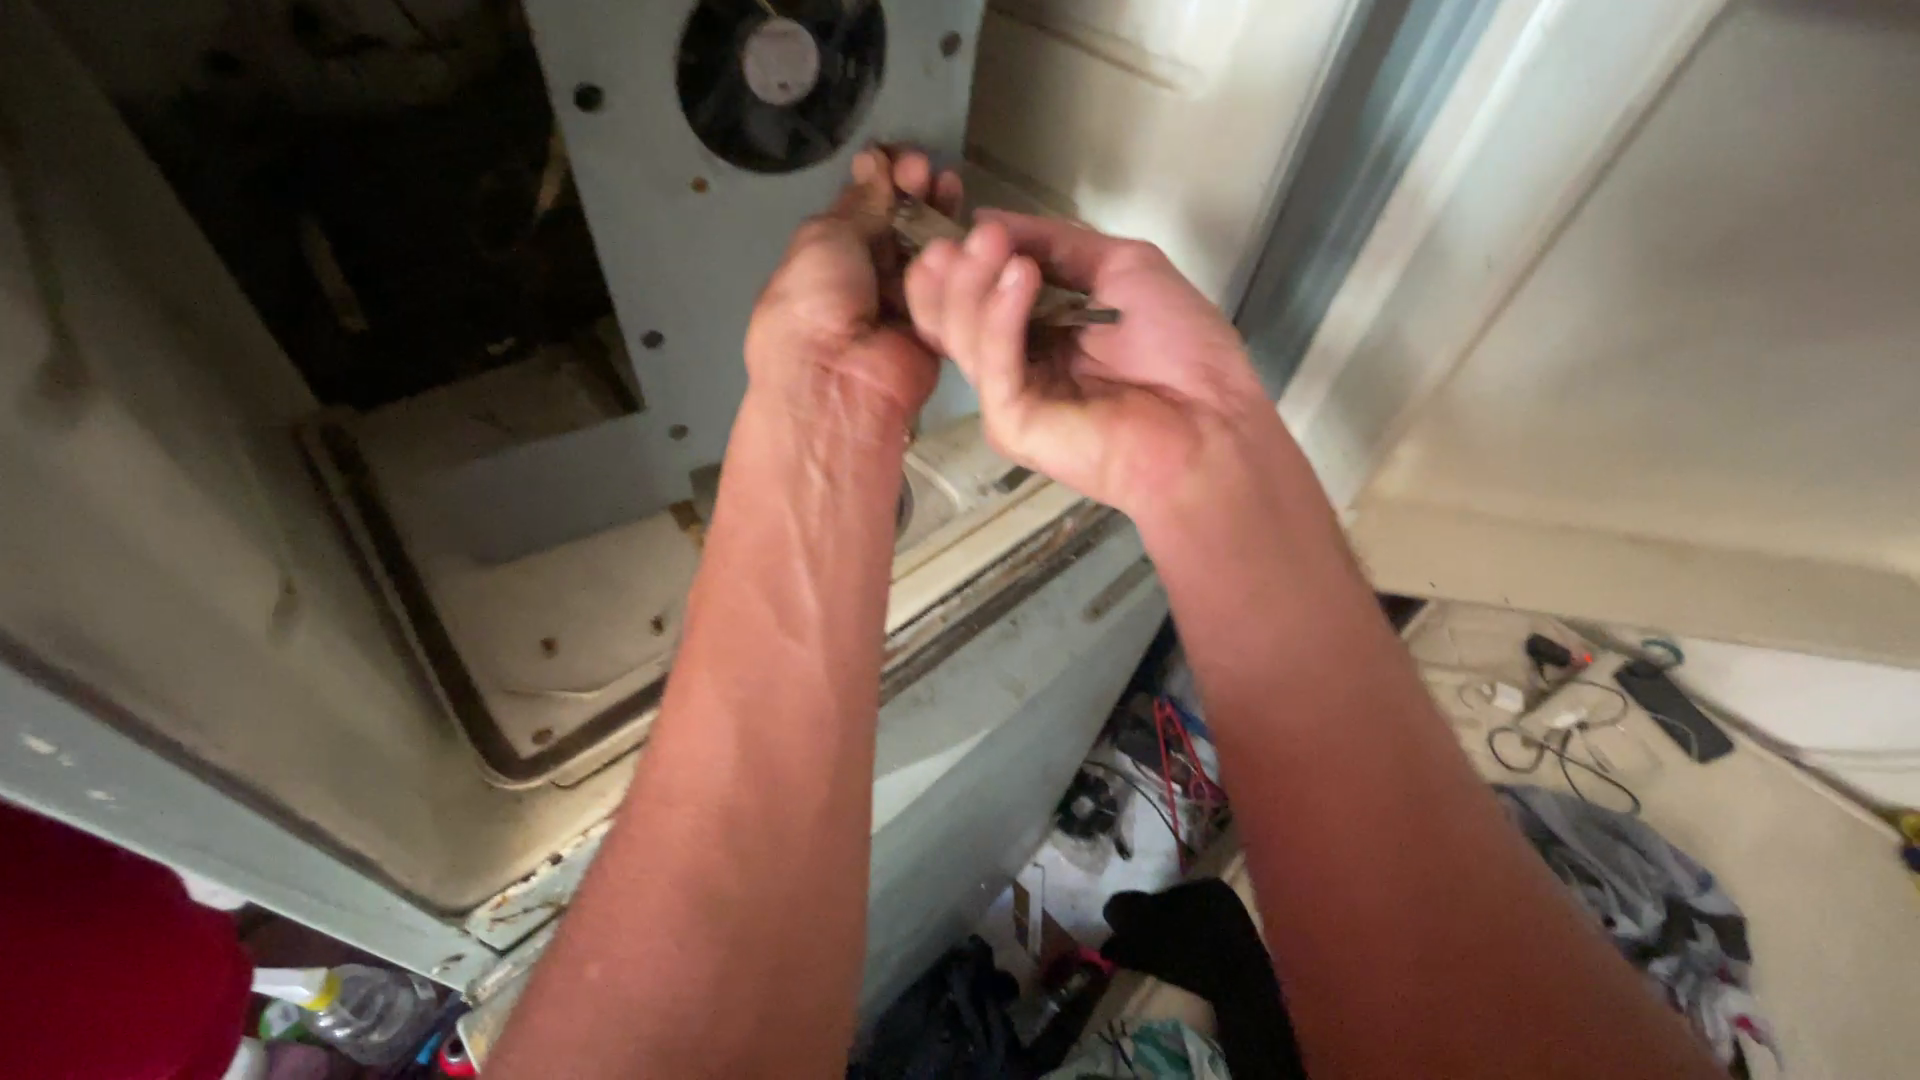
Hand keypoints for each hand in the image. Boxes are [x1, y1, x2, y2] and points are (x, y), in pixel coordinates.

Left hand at [744, 148, 963, 428]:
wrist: (837, 382)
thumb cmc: (814, 304)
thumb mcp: (825, 240)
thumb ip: (858, 204)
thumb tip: (873, 163)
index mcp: (826, 262)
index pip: (860, 214)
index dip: (881, 184)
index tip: (899, 160)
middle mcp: (863, 284)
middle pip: (897, 232)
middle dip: (913, 197)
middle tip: (929, 170)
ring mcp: (899, 309)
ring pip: (926, 258)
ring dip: (939, 222)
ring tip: (952, 187)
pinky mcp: (933, 333)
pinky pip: (948, 293)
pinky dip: (958, 264)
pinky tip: (969, 234)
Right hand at [902, 212, 1278, 519]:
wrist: (1209, 421)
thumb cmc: (1179, 348)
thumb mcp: (1122, 268)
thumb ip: (1057, 244)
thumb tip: (988, 217)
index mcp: (1036, 329)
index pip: (974, 293)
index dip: (961, 257)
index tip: (961, 220)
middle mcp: (1013, 362)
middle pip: (953, 315)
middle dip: (954, 270)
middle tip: (963, 235)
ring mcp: (1007, 395)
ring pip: (962, 335)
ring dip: (972, 282)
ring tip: (992, 243)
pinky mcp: (1010, 424)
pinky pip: (993, 364)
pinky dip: (1000, 316)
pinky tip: (1020, 276)